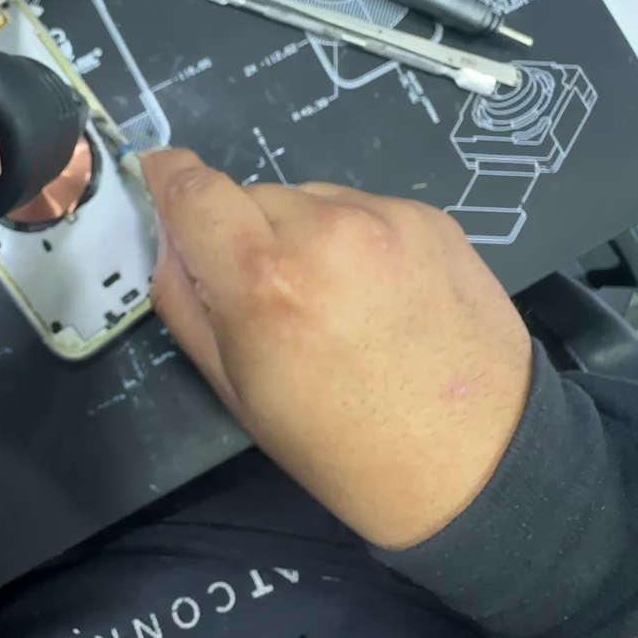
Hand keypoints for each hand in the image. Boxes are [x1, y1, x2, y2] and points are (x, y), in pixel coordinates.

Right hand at [143, 150, 532, 549]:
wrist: (479, 465)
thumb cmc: (336, 442)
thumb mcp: (233, 387)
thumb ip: (184, 301)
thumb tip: (173, 240)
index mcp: (263, 278)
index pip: (193, 189)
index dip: (166, 175)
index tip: (158, 172)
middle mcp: (323, 229)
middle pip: (248, 196)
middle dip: (240, 231)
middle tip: (268, 290)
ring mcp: (384, 216)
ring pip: (304, 199)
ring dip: (297, 232)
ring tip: (333, 296)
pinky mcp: (430, 216)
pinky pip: (357, 208)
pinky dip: (347, 236)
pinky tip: (377, 290)